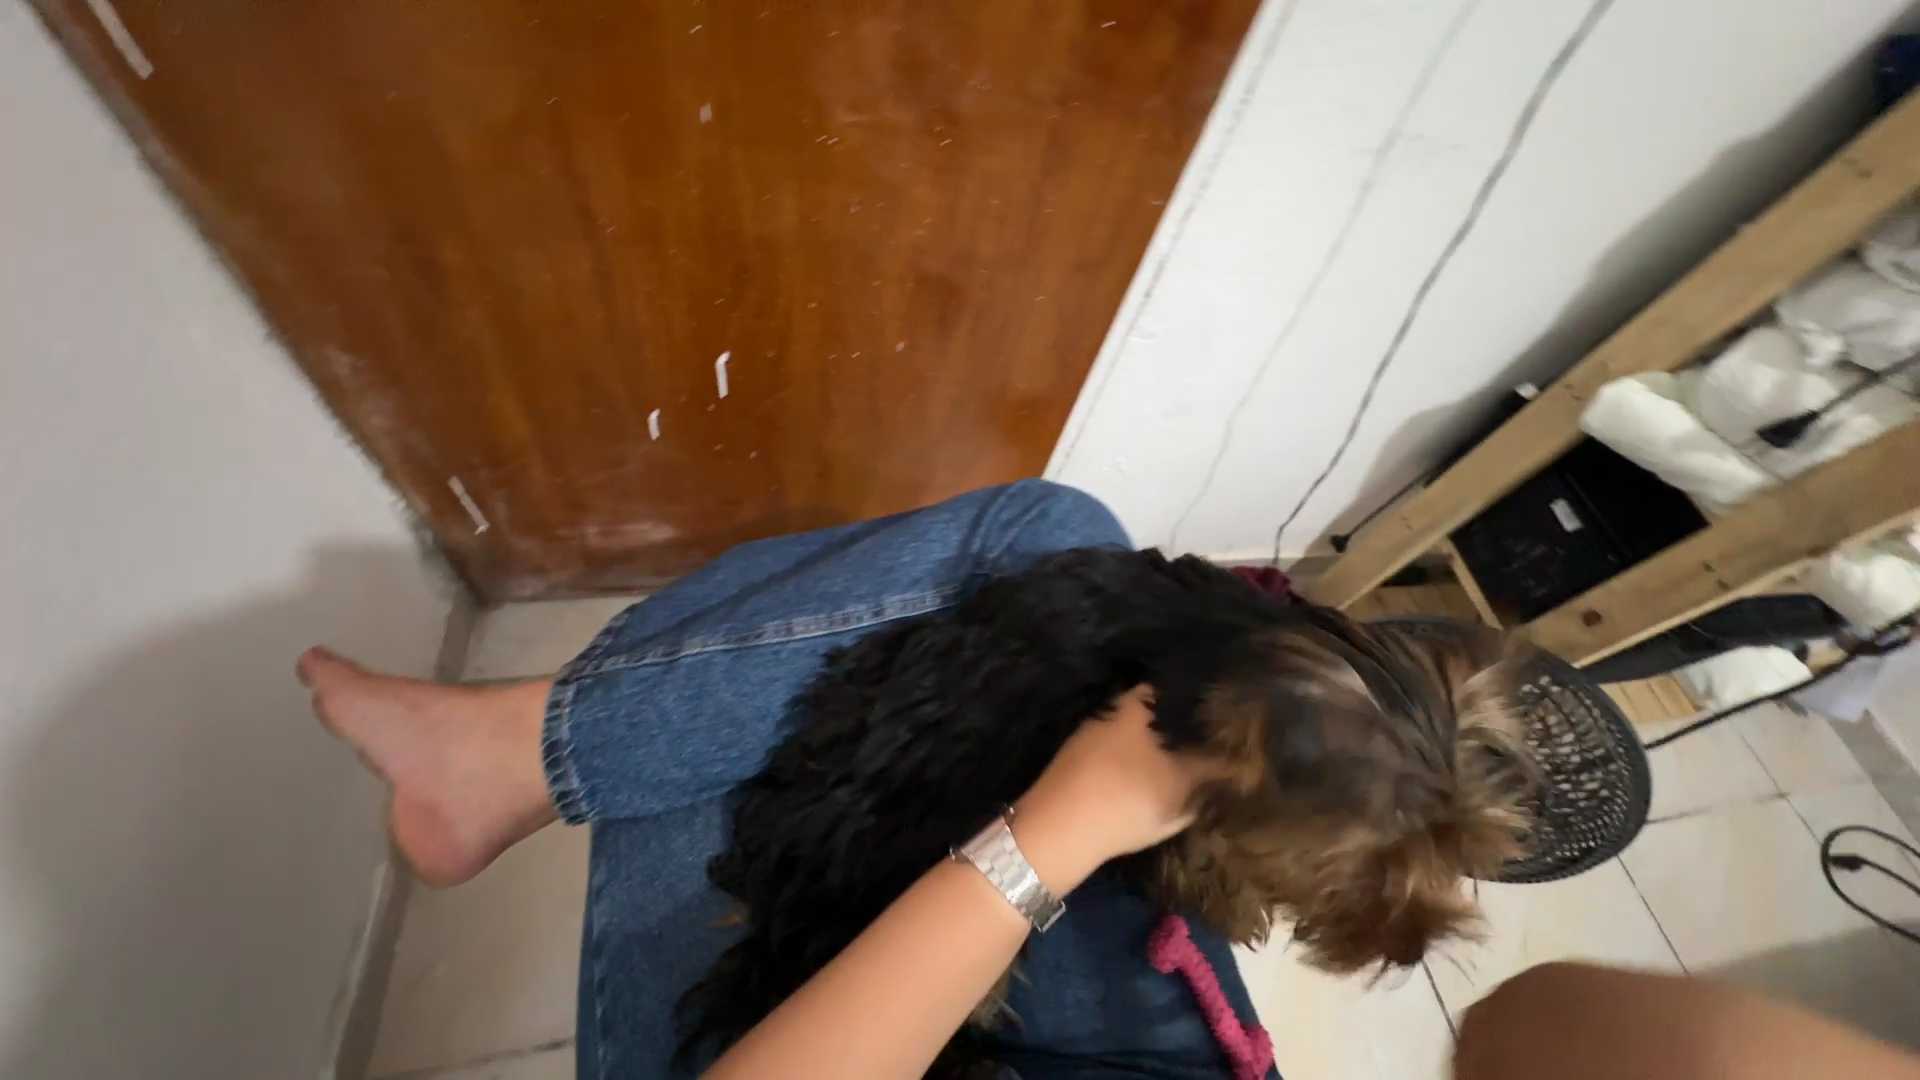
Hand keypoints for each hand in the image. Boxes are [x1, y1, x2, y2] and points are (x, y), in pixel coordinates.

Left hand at [1009, 685, 1222, 893]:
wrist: (1057, 828)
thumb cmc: (1127, 797)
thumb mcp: (1182, 786)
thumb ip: (1215, 768)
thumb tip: (1245, 759)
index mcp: (1139, 701)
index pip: (1183, 689)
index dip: (1209, 704)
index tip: (1234, 719)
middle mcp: (1115, 706)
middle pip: (1161, 709)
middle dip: (1186, 725)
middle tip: (1217, 744)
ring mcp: (1094, 729)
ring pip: (1140, 729)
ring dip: (1162, 743)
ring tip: (1191, 761)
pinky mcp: (1079, 755)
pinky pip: (1121, 747)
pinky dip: (1139, 758)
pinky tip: (1151, 777)